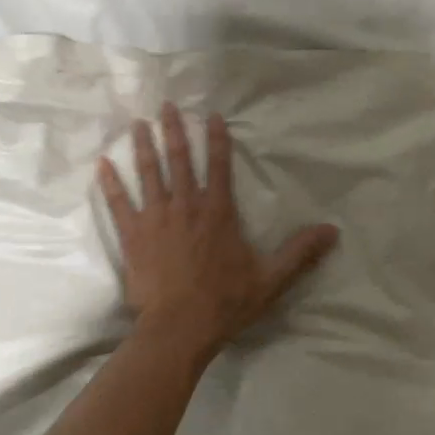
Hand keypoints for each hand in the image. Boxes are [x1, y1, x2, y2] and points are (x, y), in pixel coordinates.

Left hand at [97, 104, 339, 361]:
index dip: (217, 139)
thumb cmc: (225, 303)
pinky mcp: (132, 235)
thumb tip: (333, 230)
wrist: (179, 328)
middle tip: (166, 105)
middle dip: (174, 130)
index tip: (211, 115)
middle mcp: (186, 206)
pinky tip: (102, 164)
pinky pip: (119, 203)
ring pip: (148, 173)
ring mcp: (156, 218)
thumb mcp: (270, 279)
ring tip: (138, 123)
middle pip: (179, 159)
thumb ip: (299, 252)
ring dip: (143, 146)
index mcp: (218, 213)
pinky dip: (110, 183)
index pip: (220, 166)